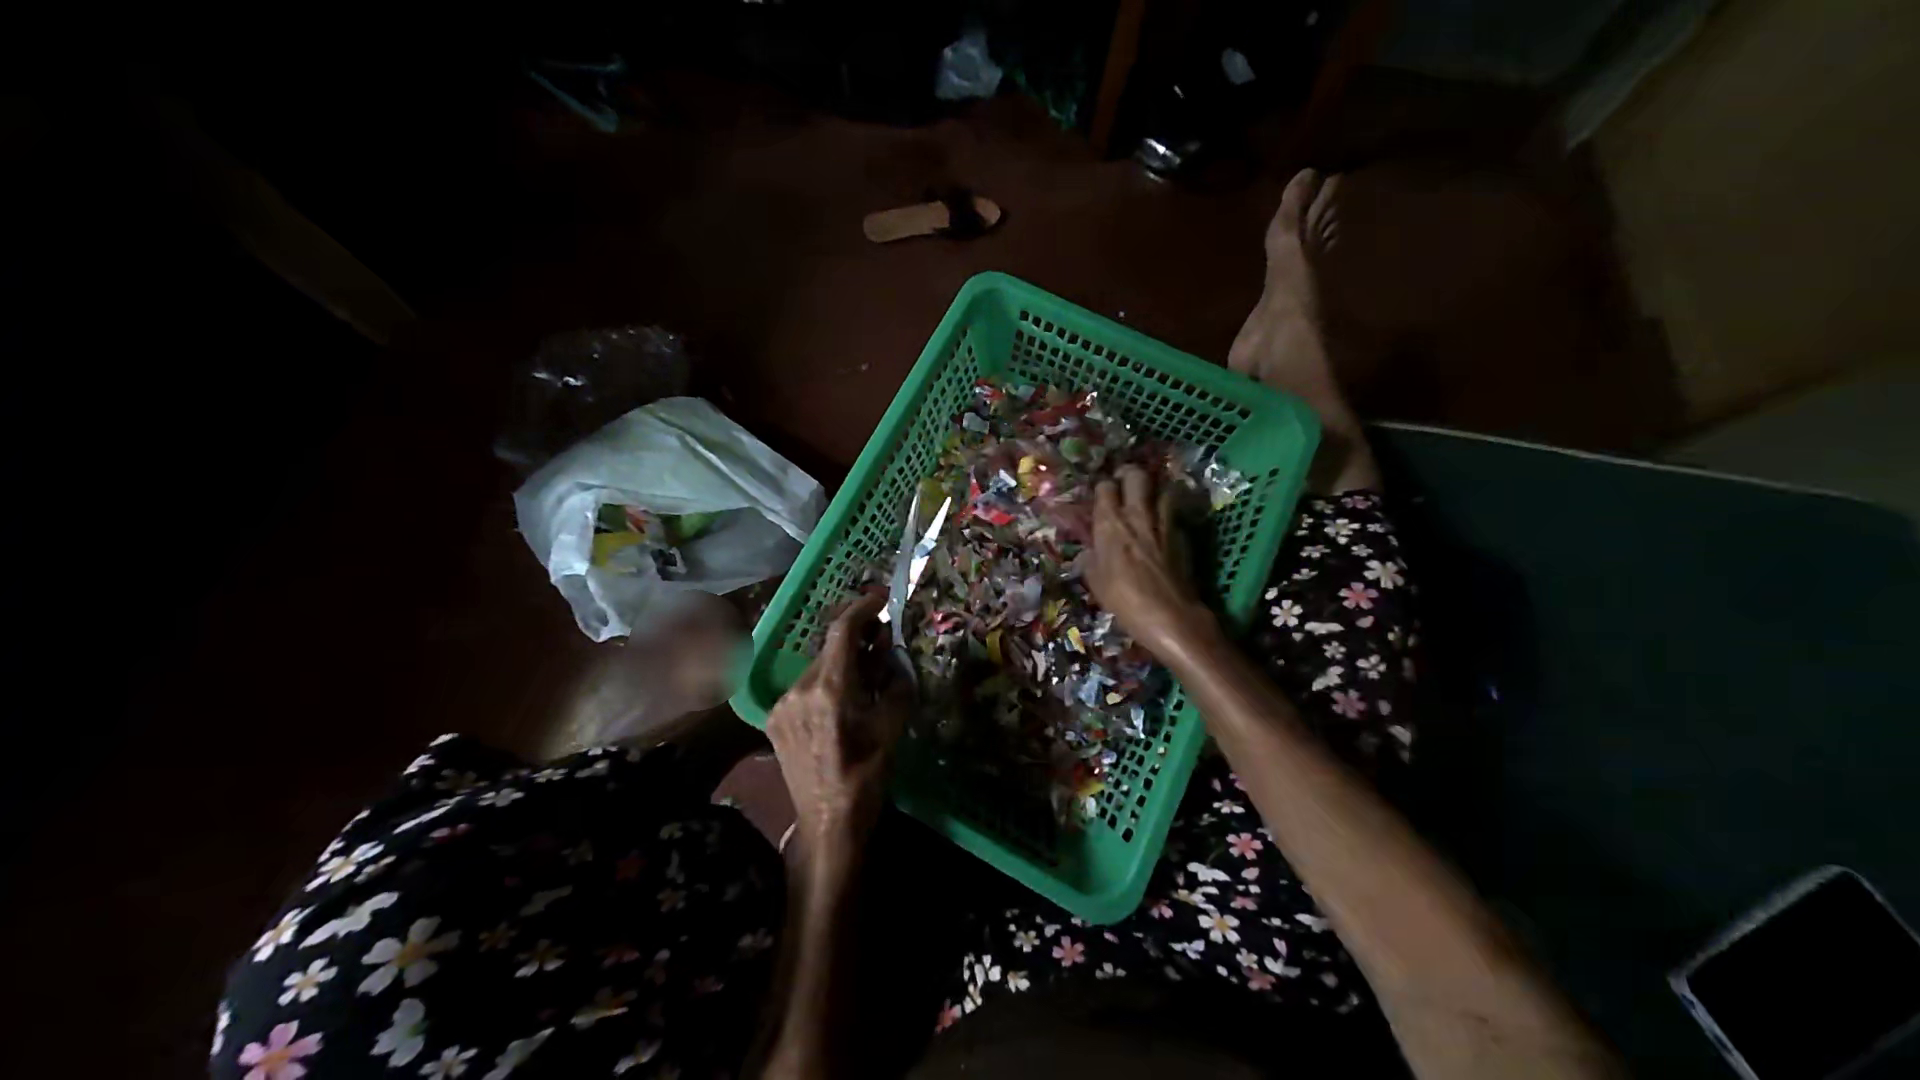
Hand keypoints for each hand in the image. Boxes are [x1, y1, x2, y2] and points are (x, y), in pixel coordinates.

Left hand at [766, 593, 909, 881]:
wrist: (828, 824)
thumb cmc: (866, 777)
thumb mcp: (892, 728)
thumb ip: (895, 684)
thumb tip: (894, 658)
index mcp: (829, 689)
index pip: (841, 632)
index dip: (861, 609)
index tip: (879, 599)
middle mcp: (798, 690)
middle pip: (829, 649)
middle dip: (857, 641)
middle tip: (883, 645)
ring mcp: (781, 705)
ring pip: (817, 668)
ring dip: (841, 664)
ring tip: (865, 679)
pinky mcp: (774, 720)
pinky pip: (804, 688)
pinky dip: (825, 684)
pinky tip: (842, 701)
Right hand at [1088, 465, 1213, 658]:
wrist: (1168, 614)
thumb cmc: (1123, 598)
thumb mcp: (1094, 580)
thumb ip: (1091, 557)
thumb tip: (1090, 549)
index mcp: (1110, 522)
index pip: (1105, 486)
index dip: (1103, 488)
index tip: (1102, 496)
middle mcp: (1138, 514)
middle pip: (1137, 475)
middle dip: (1130, 474)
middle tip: (1125, 485)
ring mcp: (1164, 521)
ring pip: (1162, 487)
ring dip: (1153, 490)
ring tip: (1147, 500)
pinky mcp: (1182, 534)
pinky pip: (1174, 512)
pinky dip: (1167, 512)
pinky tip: (1163, 525)